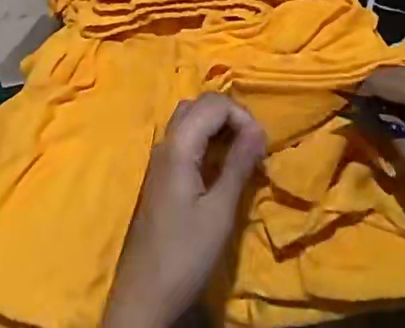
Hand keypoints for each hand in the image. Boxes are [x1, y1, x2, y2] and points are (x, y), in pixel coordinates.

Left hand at [102, 93, 266, 327]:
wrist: (143, 300)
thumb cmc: (184, 255)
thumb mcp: (220, 211)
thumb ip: (238, 164)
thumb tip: (259, 129)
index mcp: (178, 146)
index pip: (214, 104)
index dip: (242, 116)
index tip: (260, 145)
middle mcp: (165, 143)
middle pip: (199, 105)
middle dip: (230, 115)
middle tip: (252, 144)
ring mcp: (159, 159)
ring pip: (190, 119)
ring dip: (217, 126)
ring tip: (240, 152)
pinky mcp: (160, 175)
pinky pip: (184, 139)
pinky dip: (206, 139)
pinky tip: (220, 166)